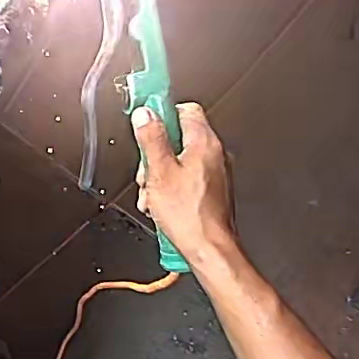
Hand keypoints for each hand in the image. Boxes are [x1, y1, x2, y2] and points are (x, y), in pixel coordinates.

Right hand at [132, 103, 236, 268]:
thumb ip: (151, 139)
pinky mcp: (209, 189)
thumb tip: (145, 114)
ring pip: (177, 159)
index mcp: (204, 143)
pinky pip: (184, 177)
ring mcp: (213, 172)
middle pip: (176, 137)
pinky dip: (169, 186)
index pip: (183, 109)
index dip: (160, 112)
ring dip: (158, 174)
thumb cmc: (191, 217)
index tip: (144, 116)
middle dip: (154, 153)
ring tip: (153, 193)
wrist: (209, 249)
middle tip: (146, 170)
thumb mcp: (160, 173)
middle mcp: (213, 154)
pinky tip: (161, 203)